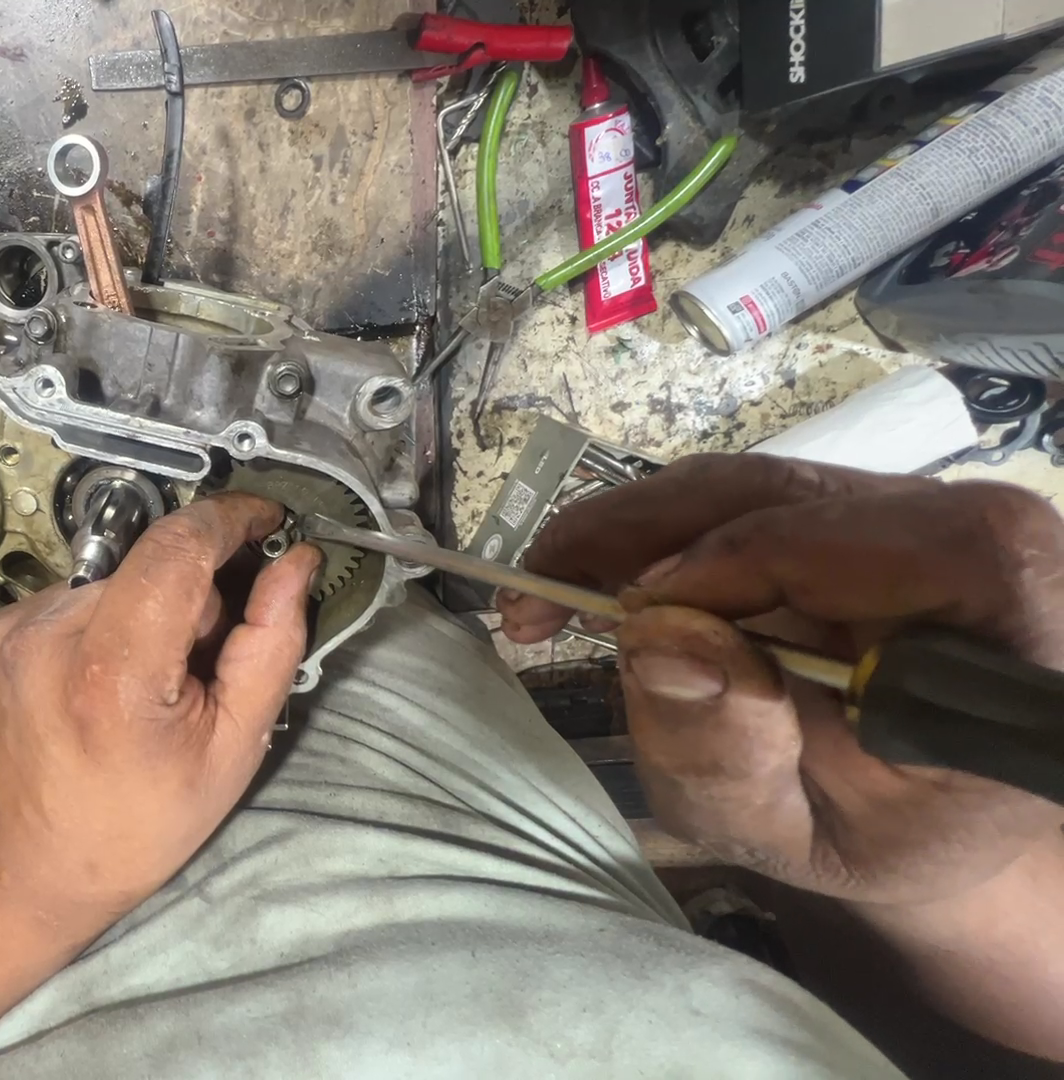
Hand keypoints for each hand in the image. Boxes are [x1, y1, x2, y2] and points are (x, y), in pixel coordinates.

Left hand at [0, 493, 322, 924]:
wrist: (44, 856)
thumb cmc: (146, 818)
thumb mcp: (235, 745)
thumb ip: (270, 645)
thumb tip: (293, 563)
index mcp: (112, 672)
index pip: (175, 550)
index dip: (229, 520)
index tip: (268, 521)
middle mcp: (48, 633)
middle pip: (152, 562)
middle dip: (197, 589)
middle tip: (206, 657)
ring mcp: (16, 626)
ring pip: (121, 573)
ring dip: (155, 603)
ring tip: (156, 675)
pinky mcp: (4, 625)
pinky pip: (85, 591)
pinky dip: (117, 614)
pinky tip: (114, 670)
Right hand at [496, 454, 1063, 905]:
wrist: (882, 807)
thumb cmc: (842, 834)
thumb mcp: (772, 829)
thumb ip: (724, 751)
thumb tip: (658, 634)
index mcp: (1020, 655)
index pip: (938, 549)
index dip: (771, 555)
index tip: (637, 609)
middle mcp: (986, 562)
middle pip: (805, 494)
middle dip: (645, 532)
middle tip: (538, 590)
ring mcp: (899, 527)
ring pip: (745, 484)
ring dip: (621, 530)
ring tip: (544, 590)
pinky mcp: (831, 516)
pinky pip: (722, 499)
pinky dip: (633, 533)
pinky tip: (585, 579)